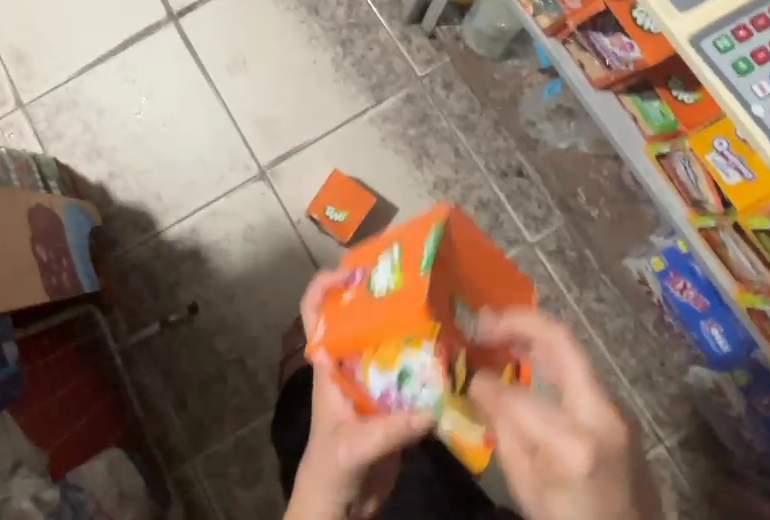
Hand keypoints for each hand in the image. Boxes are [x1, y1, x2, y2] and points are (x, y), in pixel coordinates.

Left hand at [287, 269, 432, 519]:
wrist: (340, 507)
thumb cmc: (330, 468)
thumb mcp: (354, 447)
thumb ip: (389, 429)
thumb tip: (431, 410)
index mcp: (328, 364)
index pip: (315, 311)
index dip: (326, 285)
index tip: (354, 271)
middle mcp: (349, 364)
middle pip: (360, 318)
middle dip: (382, 297)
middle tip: (416, 281)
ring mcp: (372, 382)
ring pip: (389, 344)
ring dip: (411, 330)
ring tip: (442, 311)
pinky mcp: (394, 404)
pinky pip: (412, 376)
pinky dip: (429, 367)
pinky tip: (454, 358)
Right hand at [469, 307, 659, 519]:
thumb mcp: (526, 488)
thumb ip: (503, 430)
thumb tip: (480, 385)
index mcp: (573, 444)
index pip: (516, 395)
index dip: (484, 383)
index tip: (466, 376)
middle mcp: (602, 415)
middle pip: (560, 343)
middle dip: (516, 323)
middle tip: (479, 322)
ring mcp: (618, 411)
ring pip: (571, 353)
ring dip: (532, 337)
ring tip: (496, 334)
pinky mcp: (620, 414)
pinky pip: (578, 374)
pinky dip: (547, 360)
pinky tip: (524, 363)